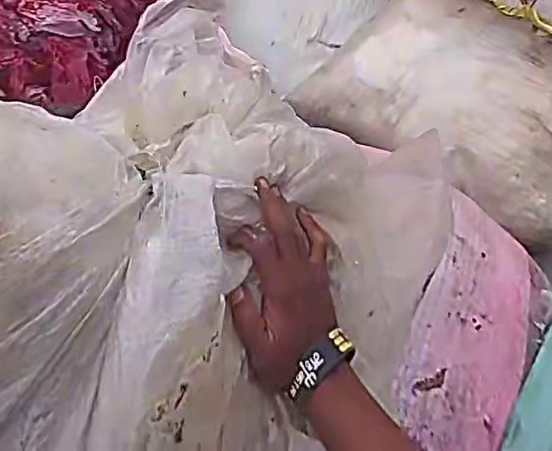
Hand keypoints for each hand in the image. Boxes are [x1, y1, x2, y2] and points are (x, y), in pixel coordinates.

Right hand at [225, 177, 338, 393]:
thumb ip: (244, 313)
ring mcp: (312, 270)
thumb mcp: (257, 345)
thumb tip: (231, 284)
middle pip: (283, 229)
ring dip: (288, 209)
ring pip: (300, 231)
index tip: (231, 234)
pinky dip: (311, 225)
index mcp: (279, 284)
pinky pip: (318, 242)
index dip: (245, 235)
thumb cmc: (285, 358)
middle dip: (271, 204)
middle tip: (261, 183)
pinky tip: (303, 214)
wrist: (321, 368)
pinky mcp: (321, 274)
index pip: (261, 247)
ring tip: (277, 191)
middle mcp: (298, 271)